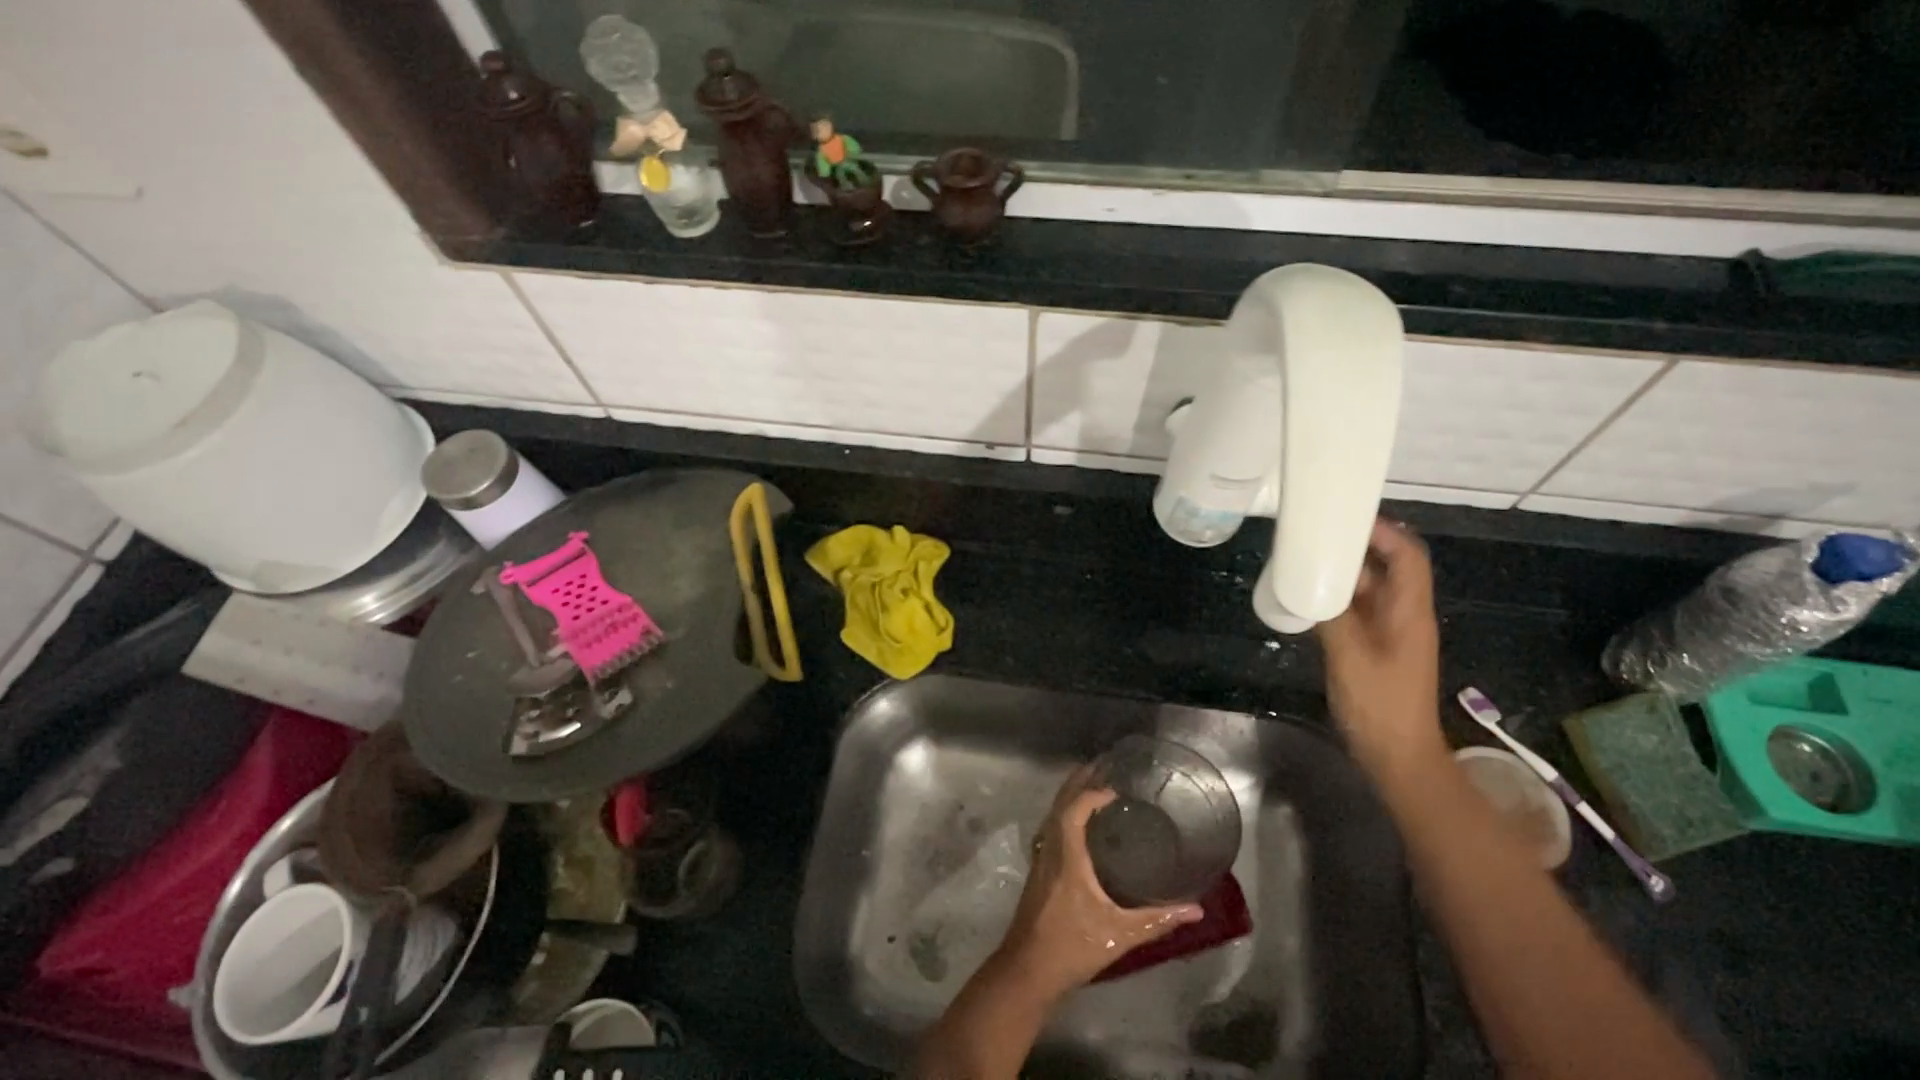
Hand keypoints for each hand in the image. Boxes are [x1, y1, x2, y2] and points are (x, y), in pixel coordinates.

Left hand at [992, 766, 1203, 1001]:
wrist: (1027, 971)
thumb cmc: (1072, 947)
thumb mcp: (1120, 935)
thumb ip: (1158, 920)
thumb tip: (1195, 910)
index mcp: (1067, 858)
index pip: (1074, 810)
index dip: (1091, 793)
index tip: (1115, 789)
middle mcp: (1049, 852)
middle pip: (1058, 806)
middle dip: (1077, 783)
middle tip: (1100, 766)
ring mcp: (1039, 863)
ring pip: (1050, 818)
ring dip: (1068, 798)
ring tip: (1091, 787)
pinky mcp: (1037, 875)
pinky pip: (1049, 831)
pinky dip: (1063, 817)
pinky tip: (1078, 827)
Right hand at [1318, 519, 1445, 782]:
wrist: (1398, 757)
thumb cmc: (1380, 706)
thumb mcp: (1349, 657)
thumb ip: (1332, 616)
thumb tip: (1310, 584)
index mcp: (1410, 612)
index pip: (1407, 556)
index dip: (1383, 532)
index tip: (1346, 517)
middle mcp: (1405, 617)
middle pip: (1387, 569)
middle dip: (1355, 549)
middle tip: (1314, 535)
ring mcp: (1391, 636)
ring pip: (1370, 593)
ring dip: (1342, 577)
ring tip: (1304, 562)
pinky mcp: (1376, 652)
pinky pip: (1359, 615)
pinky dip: (1337, 602)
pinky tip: (1308, 601)